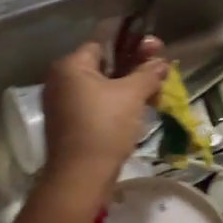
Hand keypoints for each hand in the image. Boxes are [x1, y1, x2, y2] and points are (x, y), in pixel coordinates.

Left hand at [39, 37, 166, 196]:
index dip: (133, 46)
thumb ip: (148, 72)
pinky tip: (139, 112)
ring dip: (129, 89)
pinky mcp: (69, 125)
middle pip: (105, 65)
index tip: (156, 52)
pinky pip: (96, 106)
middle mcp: (61, 81)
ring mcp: (63, 105)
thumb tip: (161, 62)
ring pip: (103, 88)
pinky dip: (117, 106)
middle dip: (135, 69)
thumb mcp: (132, 95)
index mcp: (70, 66)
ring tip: (155, 96)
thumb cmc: (105, 127)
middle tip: (160, 75)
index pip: (104, 44)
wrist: (81, 178)